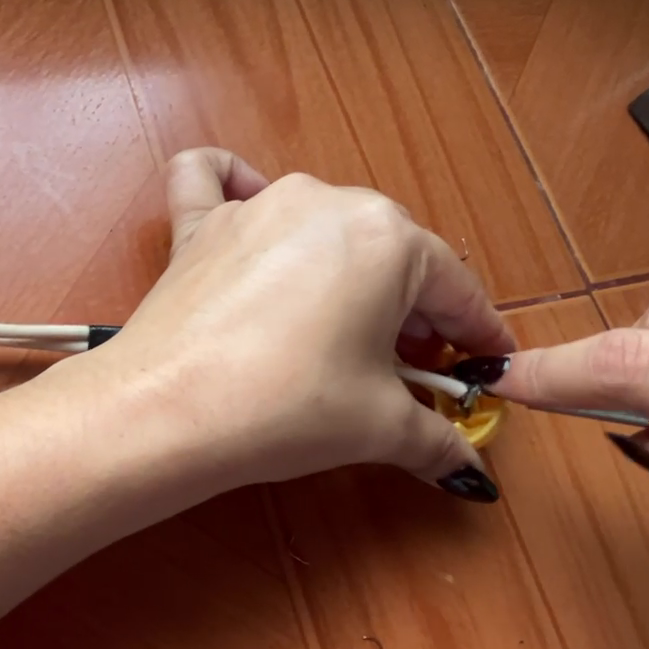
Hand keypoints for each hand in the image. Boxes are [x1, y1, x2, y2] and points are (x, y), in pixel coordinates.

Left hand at [86, 148, 514, 500]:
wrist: (167, 410)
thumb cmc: (287, 407)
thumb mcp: (379, 427)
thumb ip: (436, 439)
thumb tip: (467, 467)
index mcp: (387, 238)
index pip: (452, 288)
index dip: (474, 333)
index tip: (482, 363)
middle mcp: (323, 202)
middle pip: (389, 255)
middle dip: (410, 308)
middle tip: (410, 365)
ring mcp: (252, 208)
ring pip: (319, 225)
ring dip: (343, 267)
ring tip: (343, 324)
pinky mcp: (195, 228)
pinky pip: (211, 181)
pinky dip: (231, 185)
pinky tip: (242, 204)